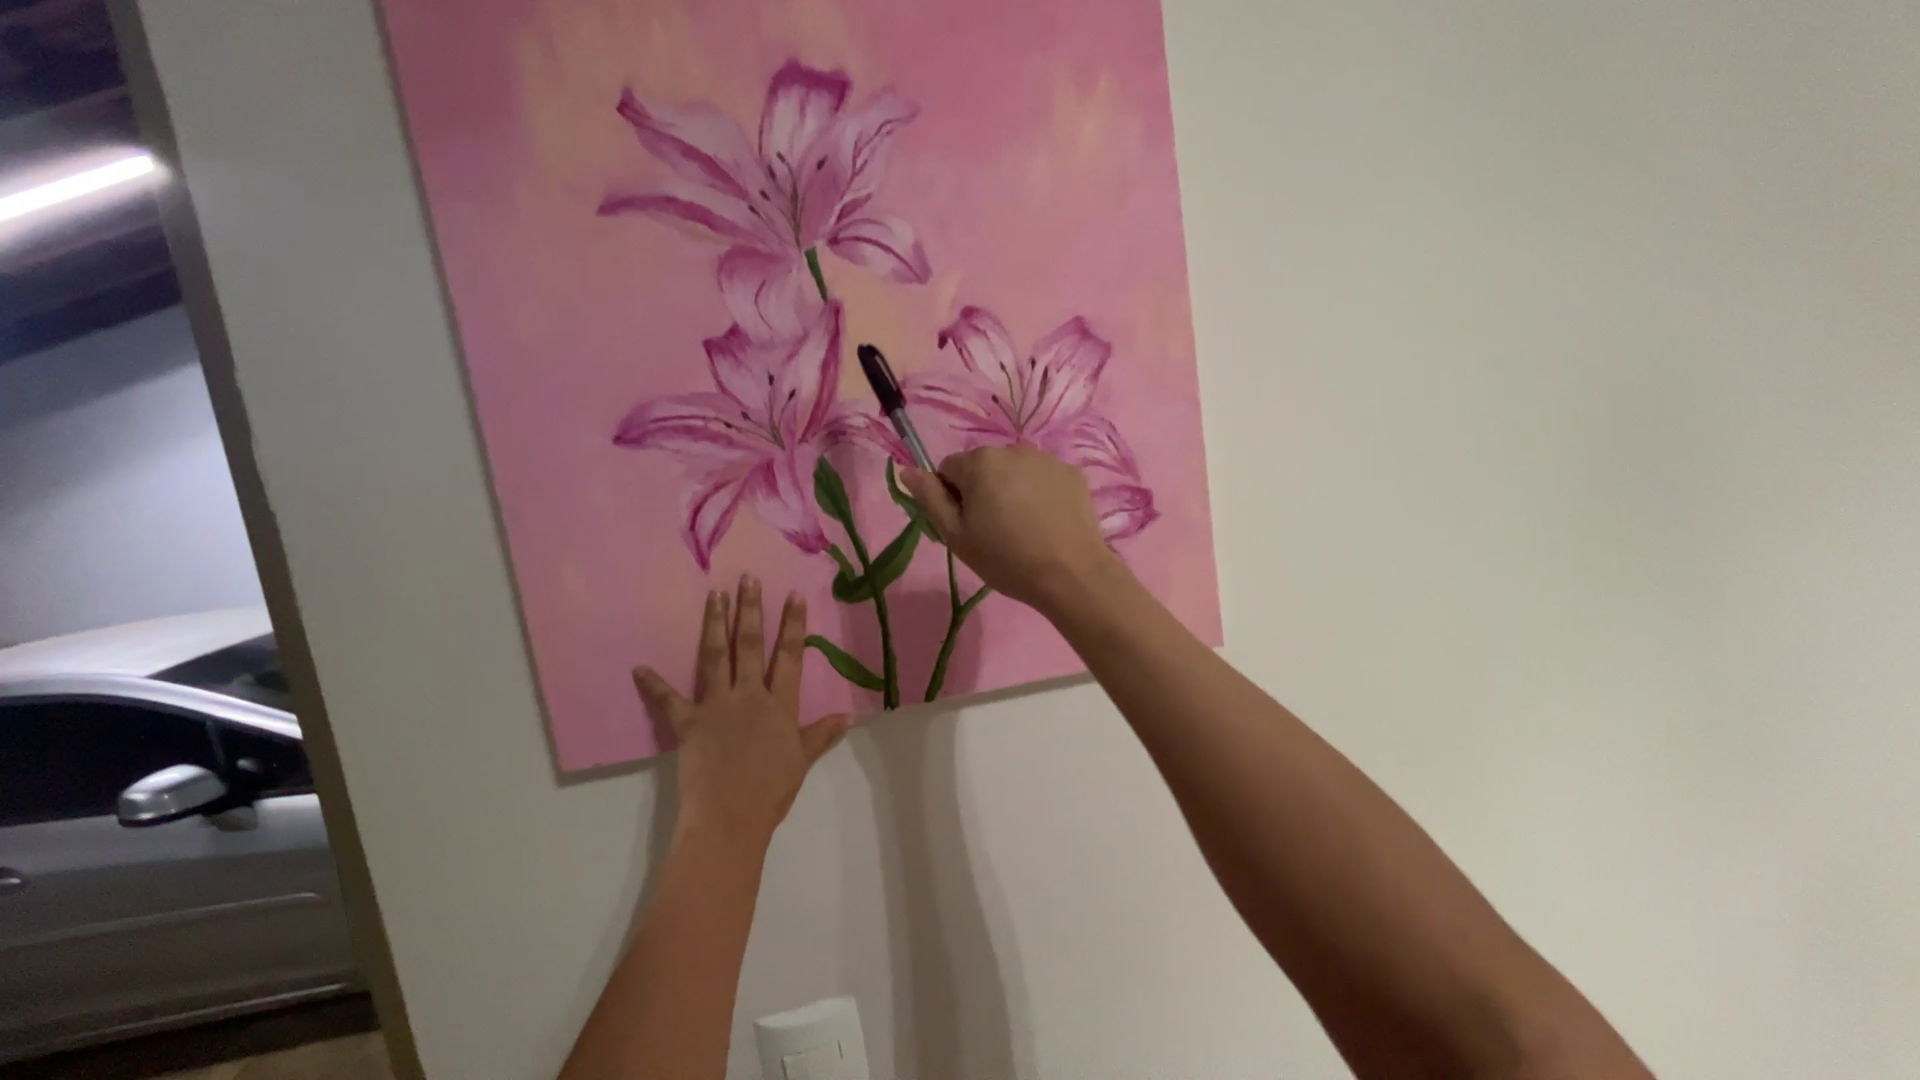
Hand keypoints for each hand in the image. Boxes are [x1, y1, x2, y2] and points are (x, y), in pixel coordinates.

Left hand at [633, 576, 851, 853]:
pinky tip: (638, 668)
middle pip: (750, 645)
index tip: (792, 595)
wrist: (731, 817)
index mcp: (780, 705)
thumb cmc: (772, 791)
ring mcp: (717, 706)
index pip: (789, 656)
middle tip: (746, 578)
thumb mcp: (802, 760)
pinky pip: (667, 700)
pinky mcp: (688, 723)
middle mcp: (749, 696)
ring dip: (714, 624)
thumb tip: (849, 715)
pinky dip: (652, 684)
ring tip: (714, 595)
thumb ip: (822, 734)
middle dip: (750, 610)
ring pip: (715, 656)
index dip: (792, 624)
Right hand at [901, 444, 1128, 617]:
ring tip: (1024, 528)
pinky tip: (1048, 523)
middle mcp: (1012, 449)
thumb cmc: (1006, 559)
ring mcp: (1046, 458)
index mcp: (979, 462)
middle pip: (983, 467)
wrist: (1071, 575)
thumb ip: (930, 499)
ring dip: (1012, 489)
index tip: (968, 526)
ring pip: (1014, 471)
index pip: (948, 470)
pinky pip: (1043, 478)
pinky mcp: (1072, 472)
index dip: (952, 498)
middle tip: (995, 531)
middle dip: (983, 490)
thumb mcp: (956, 536)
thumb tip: (908, 471)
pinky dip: (1040, 494)